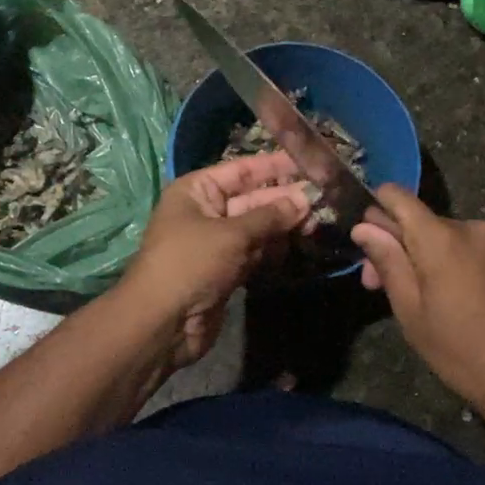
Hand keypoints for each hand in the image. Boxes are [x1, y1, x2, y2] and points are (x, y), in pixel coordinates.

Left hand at [118, 152, 311, 368]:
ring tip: (318, 222)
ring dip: (284, 226)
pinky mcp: (225, 270)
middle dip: (284, 199)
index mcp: (196, 190)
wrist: (162, 323)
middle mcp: (206, 211)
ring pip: (257, 227)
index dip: (273, 166)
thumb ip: (269, 216)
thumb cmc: (190, 264)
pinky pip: (255, 252)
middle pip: (251, 198)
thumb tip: (303, 200)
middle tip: (322, 199)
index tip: (308, 162)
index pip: (240, 170)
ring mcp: (216, 243)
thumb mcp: (231, 234)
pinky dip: (274, 249)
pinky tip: (299, 245)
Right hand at [351, 186, 484, 414]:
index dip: (376, 210)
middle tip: (379, 289)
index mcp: (441, 237)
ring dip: (424, 258)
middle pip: (420, 221)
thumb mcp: (412, 312)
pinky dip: (451, 264)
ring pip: (444, 237)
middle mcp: (470, 227)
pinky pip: (468, 250)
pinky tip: (452, 302)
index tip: (366, 244)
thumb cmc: (464, 352)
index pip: (397, 196)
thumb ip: (388, 262)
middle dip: (396, 246)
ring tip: (419, 302)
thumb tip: (363, 226)